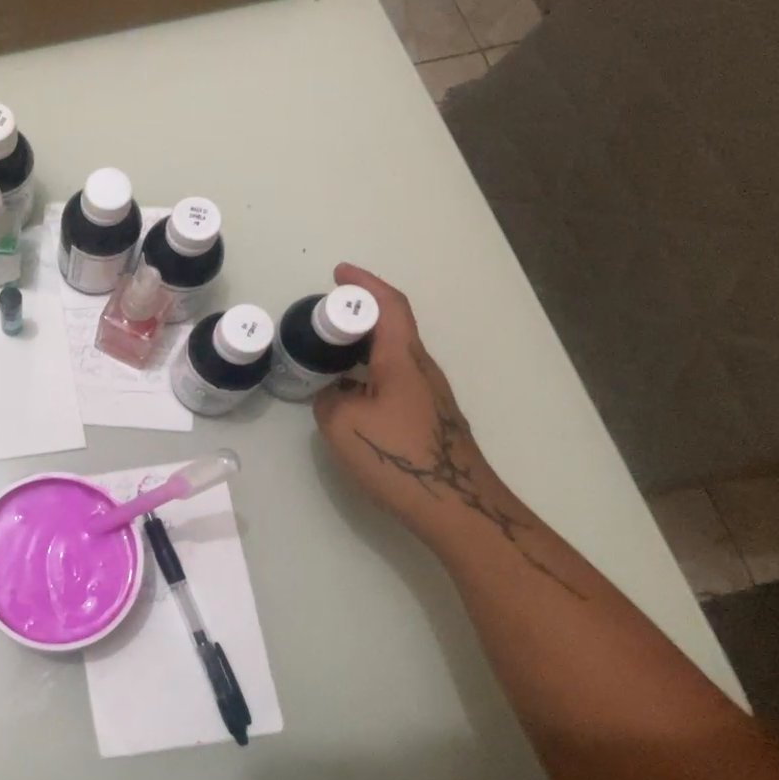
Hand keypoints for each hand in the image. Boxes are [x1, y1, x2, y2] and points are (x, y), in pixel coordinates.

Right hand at [312, 264, 528, 546]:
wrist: (456, 505)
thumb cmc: (398, 455)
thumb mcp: (341, 424)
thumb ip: (329, 399)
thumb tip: (334, 393)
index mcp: (403, 359)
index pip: (388, 306)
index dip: (364, 284)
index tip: (339, 274)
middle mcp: (421, 370)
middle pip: (392, 328)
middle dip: (358, 316)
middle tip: (322, 320)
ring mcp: (429, 396)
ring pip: (392, 357)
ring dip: (362, 348)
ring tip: (328, 356)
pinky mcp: (429, 420)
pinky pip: (393, 382)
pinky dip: (368, 375)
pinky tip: (349, 398)